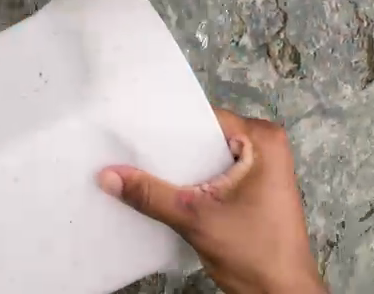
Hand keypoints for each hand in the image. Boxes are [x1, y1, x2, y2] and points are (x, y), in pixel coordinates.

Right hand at [98, 109, 326, 293]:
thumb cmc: (254, 255)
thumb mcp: (195, 220)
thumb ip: (150, 195)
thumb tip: (106, 175)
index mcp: (262, 138)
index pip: (204, 117)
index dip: (168, 123)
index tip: (132, 126)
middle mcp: (267, 143)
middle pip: (206, 134)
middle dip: (173, 144)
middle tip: (131, 145)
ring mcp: (265, 164)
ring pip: (211, 152)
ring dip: (184, 163)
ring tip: (143, 163)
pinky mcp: (259, 184)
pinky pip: (219, 167)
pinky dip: (197, 176)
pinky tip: (169, 183)